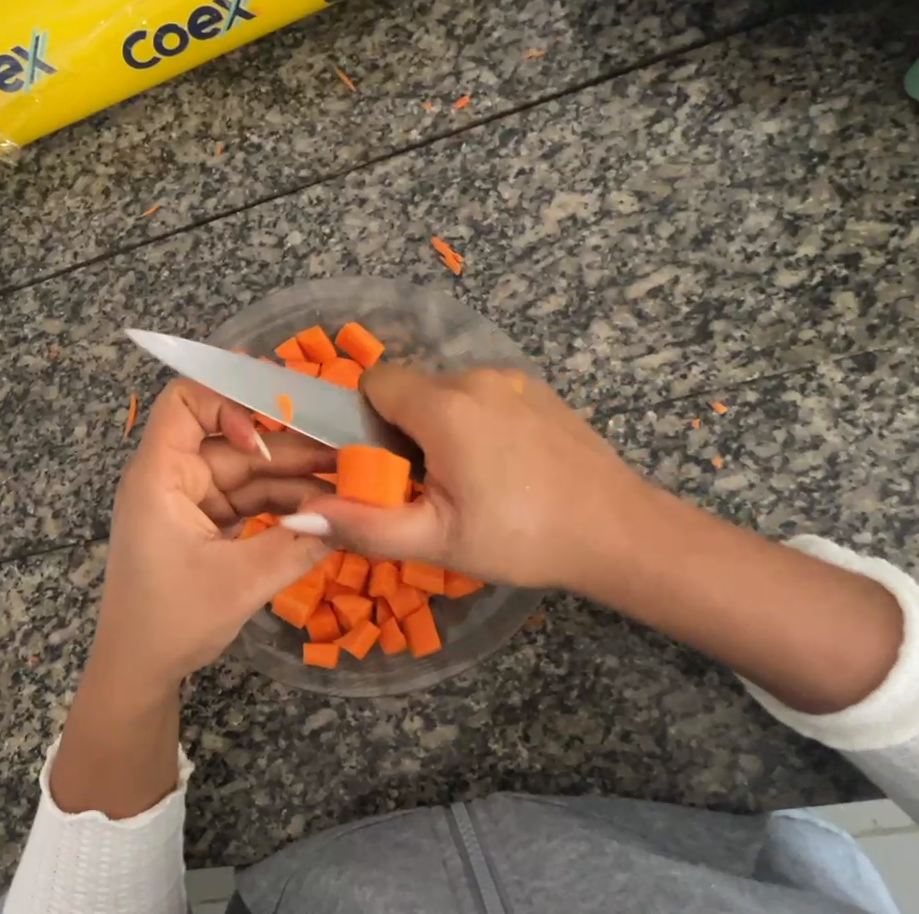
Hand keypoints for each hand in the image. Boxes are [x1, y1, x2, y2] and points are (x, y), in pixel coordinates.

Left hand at [94, 380, 335, 687]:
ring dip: (294, 479)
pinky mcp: (204, 523)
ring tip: (350, 481)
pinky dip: (282, 504)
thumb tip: (349, 514)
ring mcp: (189, 500)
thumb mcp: (239, 582)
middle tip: (347, 451)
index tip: (267, 430)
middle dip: (288, 447)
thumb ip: (296, 544)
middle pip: (232, 439)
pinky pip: (247, 500)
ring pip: (247, 472)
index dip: (227, 400)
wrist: (137, 670)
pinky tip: (324, 508)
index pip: (184, 402)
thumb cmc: (171, 620)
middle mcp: (173, 476)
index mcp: (160, 474)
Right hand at [287, 364, 657, 591]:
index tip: (385, 465)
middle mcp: (474, 377)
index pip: (374, 383)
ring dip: (440, 428)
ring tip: (470, 482)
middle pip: (410, 389)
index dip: (366, 421)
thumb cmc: (522, 537)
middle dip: (403, 431)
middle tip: (428, 486)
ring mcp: (511, 379)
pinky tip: (503, 468)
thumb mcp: (435, 541)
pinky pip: (482, 396)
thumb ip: (362, 524)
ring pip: (446, 392)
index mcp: (443, 406)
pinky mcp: (538, 389)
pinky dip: (475, 424)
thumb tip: (297, 511)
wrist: (622, 533)